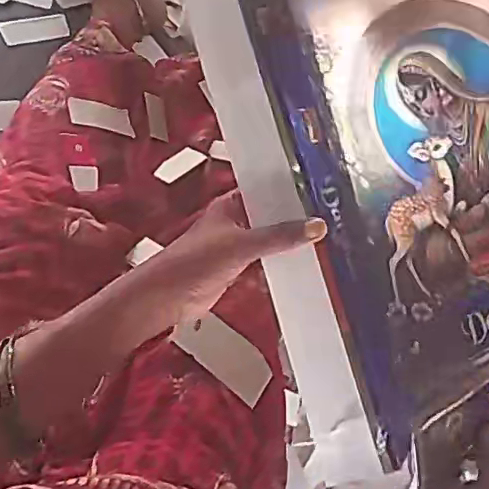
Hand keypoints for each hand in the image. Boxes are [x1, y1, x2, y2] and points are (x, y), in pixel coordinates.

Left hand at [128, 192, 324, 331]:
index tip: (315, 191)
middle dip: (292, 218)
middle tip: (323, 216)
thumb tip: (312, 227)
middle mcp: (234, 221)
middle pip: (270, 215)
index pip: (265, 189)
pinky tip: (298, 263)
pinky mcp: (237, 268)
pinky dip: (280, 263)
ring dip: (286, 243)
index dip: (288, 190)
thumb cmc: (189, 263)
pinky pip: (266, 261)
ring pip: (270, 239)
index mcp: (230, 204)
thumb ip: (278, 236)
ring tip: (316, 239)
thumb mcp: (241, 245)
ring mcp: (236, 245)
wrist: (166, 299)